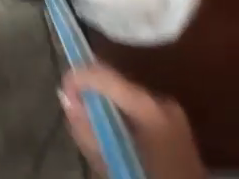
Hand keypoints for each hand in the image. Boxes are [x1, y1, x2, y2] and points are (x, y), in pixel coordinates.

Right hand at [61, 65, 206, 178]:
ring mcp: (172, 110)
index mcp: (149, 108)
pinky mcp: (175, 122)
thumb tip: (66, 98)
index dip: (79, 76)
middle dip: (93, 92)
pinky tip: (115, 135)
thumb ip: (88, 131)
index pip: (106, 75)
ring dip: (107, 104)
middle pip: (117, 83)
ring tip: (94, 127)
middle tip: (75, 111)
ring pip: (127, 95)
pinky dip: (122, 115)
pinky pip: (139, 108)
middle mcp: (162, 100)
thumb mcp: (112, 162)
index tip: (62, 89)